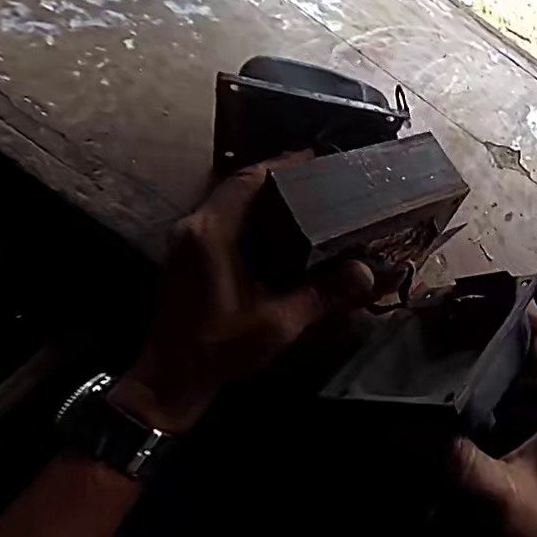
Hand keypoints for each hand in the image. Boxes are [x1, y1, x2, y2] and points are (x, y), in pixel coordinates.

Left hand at [112, 152, 375, 432]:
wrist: (171, 379)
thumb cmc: (219, 349)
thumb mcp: (279, 323)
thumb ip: (323, 294)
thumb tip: (366, 274)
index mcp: (211, 234)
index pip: (247, 180)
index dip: (281, 163)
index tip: (314, 157)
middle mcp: (194, 228)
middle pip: (237, 184)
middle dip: (276, 175)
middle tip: (317, 177)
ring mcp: (186, 241)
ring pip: (228, 200)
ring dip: (261, 194)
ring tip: (303, 196)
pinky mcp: (187, 255)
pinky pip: (221, 218)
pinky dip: (250, 213)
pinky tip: (278, 228)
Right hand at [451, 259, 536, 536]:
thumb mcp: (499, 498)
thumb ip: (460, 465)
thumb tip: (406, 428)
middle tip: (496, 287)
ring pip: (536, 365)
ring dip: (516, 336)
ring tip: (476, 314)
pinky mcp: (522, 438)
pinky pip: (514, 388)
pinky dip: (497, 367)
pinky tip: (463, 365)